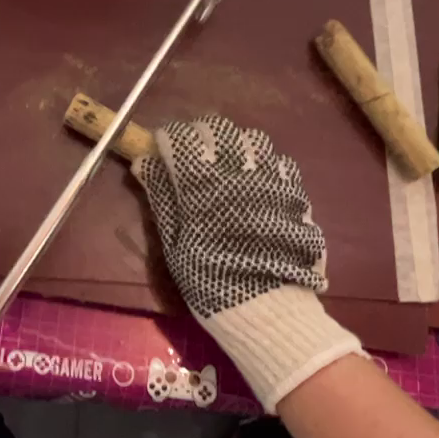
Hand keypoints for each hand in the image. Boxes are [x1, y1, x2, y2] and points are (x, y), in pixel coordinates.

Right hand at [134, 115, 361, 410]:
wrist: (266, 309)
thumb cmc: (209, 279)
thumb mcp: (174, 243)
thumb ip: (160, 198)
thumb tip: (144, 163)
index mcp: (200, 183)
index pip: (181, 137)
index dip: (170, 137)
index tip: (165, 147)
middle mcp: (236, 171)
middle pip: (218, 129)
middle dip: (203, 134)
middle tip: (198, 151)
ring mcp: (270, 179)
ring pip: (253, 139)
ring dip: (238, 144)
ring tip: (233, 163)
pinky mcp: (294, 192)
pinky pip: (281, 162)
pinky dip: (267, 164)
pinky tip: (261, 183)